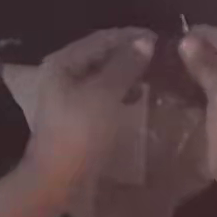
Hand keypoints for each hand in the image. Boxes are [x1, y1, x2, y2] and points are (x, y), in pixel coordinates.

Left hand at [24, 27, 155, 192]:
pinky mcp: (71, 115)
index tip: (161, 39)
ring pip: (100, 75)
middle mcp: (59, 73)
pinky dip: (118, 91)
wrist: (55, 179)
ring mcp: (63, 95)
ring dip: (125, 73)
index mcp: (62, 62)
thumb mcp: (105, 95)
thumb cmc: (79, 133)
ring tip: (153, 74)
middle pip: (99, 55)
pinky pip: (98, 93)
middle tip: (160, 56)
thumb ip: (124, 65)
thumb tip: (145, 41)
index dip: (131, 36)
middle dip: (129, 54)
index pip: (101, 38)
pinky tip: (136, 96)